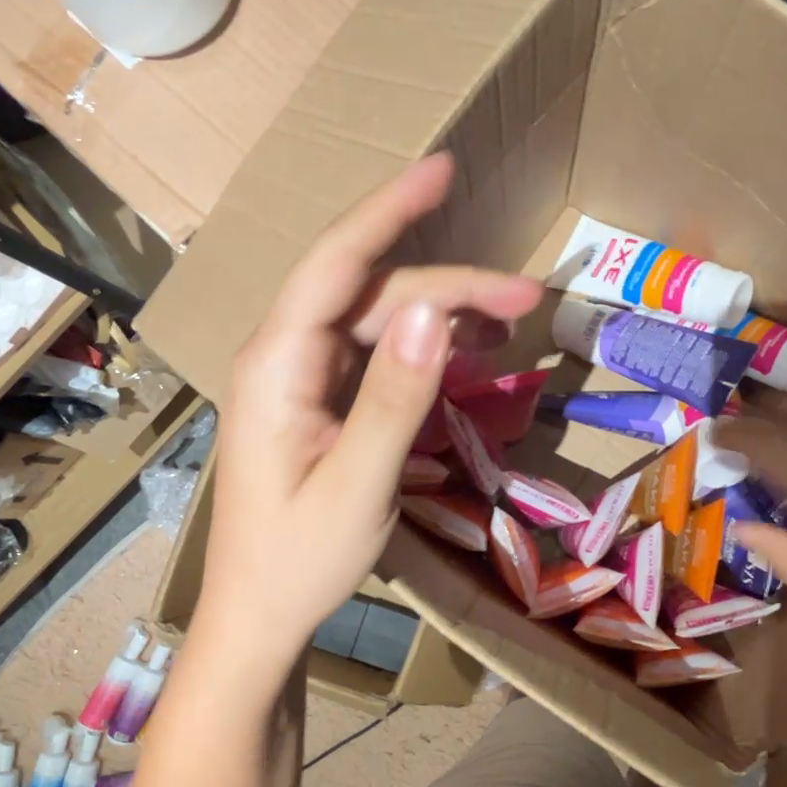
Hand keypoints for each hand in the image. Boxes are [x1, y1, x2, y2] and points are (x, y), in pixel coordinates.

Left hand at [203, 154, 542, 643]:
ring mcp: (300, 383)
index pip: (337, 264)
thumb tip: (430, 312)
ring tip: (509, 326)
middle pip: (370, 295)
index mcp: (279, 366)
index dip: (390, 212)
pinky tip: (464, 356)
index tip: (444, 170)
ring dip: (440, 316)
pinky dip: (422, 352)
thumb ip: (393, 399)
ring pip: (375, 324)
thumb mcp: (356, 485)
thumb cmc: (297, 560)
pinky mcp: (318, 408)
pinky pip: (374, 360)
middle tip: (527, 300)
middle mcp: (284, 359)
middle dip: (448, 287)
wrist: (258, 617)